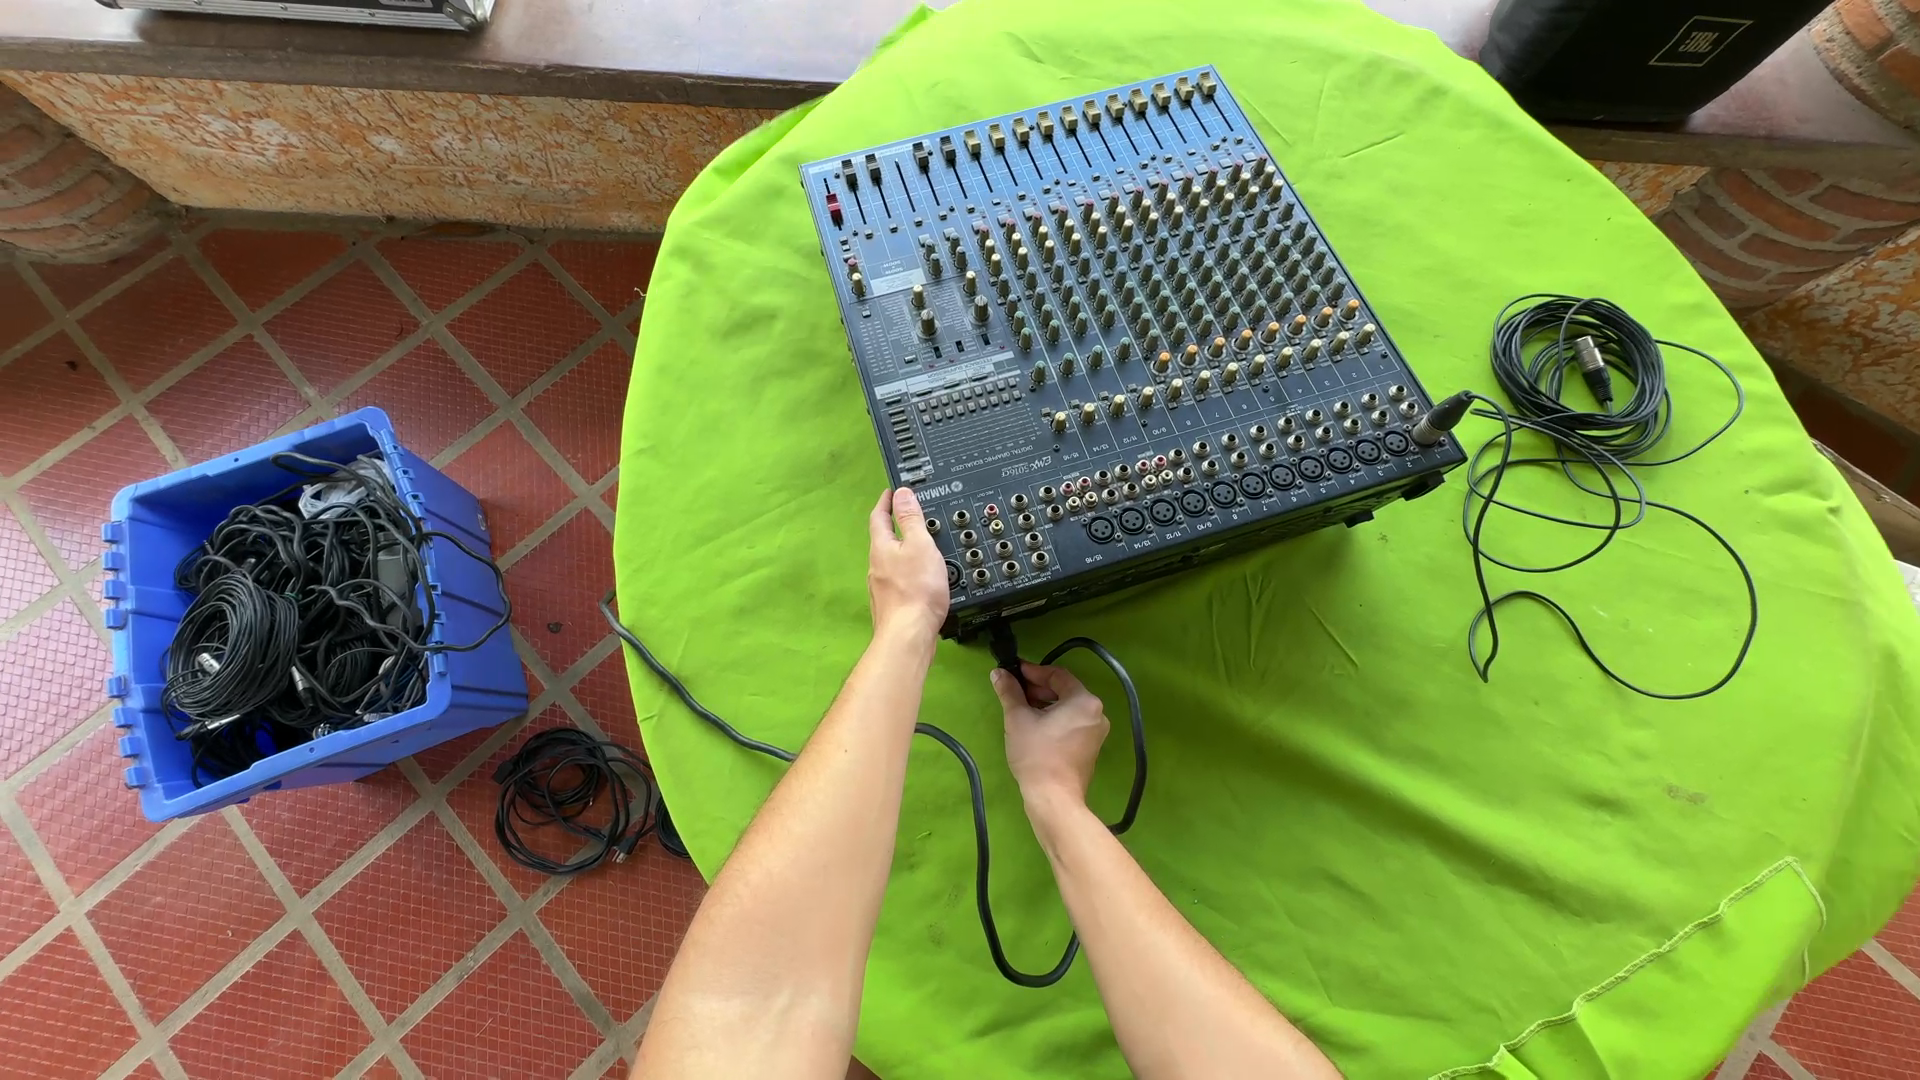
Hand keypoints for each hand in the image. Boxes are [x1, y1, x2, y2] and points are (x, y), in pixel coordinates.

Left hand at [866, 487, 949, 640]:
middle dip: (894, 525)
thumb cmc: (916, 590)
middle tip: (907, 515)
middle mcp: (876, 566)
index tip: (891, 491)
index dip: (885, 502)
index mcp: (881, 547)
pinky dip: (907, 570)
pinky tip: (919, 578)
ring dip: (901, 549)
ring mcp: (881, 587)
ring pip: (890, 560)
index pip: (879, 517)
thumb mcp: (920, 545)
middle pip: (883, 539)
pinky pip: (898, 579)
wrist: (908, 636)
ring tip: (918, 545)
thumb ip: (911, 519)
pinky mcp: (891, 604)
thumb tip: (901, 493)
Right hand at [991, 662, 1110, 813]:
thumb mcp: (1018, 718)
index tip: (1014, 672)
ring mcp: (1096, 732)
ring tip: (1021, 708)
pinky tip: (1035, 725)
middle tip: (1015, 691)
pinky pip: (1072, 723)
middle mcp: (1097, 713)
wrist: (1053, 799)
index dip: (1033, 671)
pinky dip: (1054, 719)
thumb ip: (1009, 691)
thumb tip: (998, 672)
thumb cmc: (1037, 755)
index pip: (1057, 675)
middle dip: (1038, 689)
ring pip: (1068, 708)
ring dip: (1045, 704)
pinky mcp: (1090, 748)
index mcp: (1084, 701)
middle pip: (1065, 691)